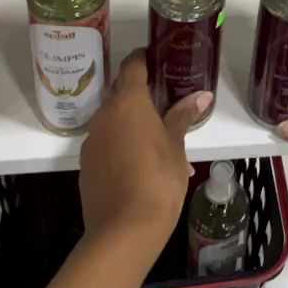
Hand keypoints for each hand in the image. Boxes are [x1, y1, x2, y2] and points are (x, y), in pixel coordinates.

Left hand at [79, 49, 207, 251]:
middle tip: (161, 94)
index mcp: (128, 102)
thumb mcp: (177, 145)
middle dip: (137, 90)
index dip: (143, 58)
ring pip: (111, 118)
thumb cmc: (157, 179)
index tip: (157, 56)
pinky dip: (119, 143)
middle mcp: (104, 114)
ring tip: (153, 132)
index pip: (132, 66)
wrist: (123, 231)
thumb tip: (202, 95)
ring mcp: (92, 140)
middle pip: (119, 90)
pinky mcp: (86, 166)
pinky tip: (138, 160)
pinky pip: (105, 143)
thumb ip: (183, 116)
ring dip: (128, 119)